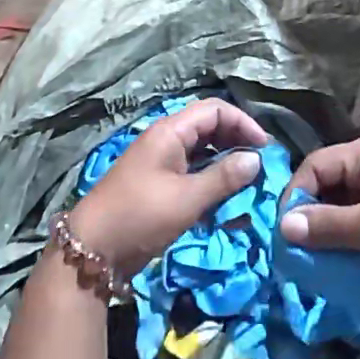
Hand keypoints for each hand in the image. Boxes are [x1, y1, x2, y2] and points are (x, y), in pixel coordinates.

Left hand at [65, 99, 269, 274]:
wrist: (94, 248)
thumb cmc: (141, 216)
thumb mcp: (187, 198)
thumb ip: (223, 177)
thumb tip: (256, 159)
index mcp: (170, 132)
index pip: (215, 110)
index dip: (243, 123)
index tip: (266, 148)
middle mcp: (166, 140)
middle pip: (209, 128)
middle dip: (237, 142)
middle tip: (261, 165)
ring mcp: (161, 163)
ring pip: (202, 152)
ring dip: (226, 164)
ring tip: (249, 182)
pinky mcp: (159, 185)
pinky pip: (192, 173)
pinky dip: (211, 181)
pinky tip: (227, 199)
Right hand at [279, 135, 359, 298]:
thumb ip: (324, 225)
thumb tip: (282, 228)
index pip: (313, 167)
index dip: (295, 197)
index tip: (284, 233)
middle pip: (324, 185)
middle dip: (308, 215)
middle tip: (293, 249)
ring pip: (338, 206)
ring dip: (323, 231)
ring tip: (310, 259)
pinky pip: (354, 222)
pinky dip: (341, 239)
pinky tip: (333, 261)